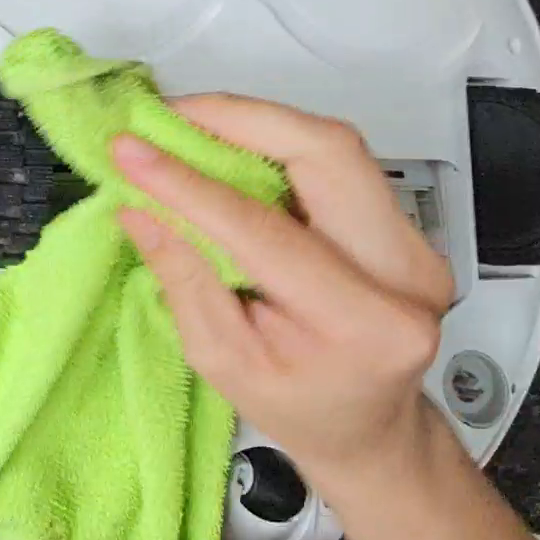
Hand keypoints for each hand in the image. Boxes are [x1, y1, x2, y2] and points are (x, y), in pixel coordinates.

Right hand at [111, 94, 455, 491]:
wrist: (367, 425)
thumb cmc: (293, 404)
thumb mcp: (218, 359)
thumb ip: (182, 278)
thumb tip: (137, 208)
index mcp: (365, 323)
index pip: (261, 230)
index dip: (186, 182)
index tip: (127, 149)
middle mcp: (406, 271)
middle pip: (329, 153)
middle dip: (238, 118)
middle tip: (165, 114)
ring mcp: (411, 241)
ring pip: (333, 144)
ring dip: (251, 120)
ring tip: (184, 122)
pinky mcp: (395, 222)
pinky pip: (330, 158)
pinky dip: (267, 137)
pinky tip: (220, 141)